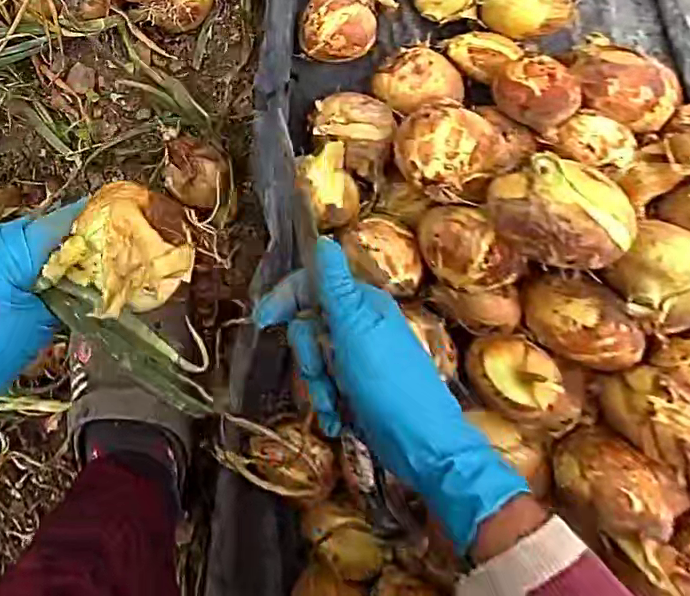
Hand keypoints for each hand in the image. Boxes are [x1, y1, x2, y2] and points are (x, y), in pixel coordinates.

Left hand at [0, 200, 84, 443]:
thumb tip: (89, 261)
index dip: (78, 219)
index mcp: (1, 263)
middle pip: (30, 226)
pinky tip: (16, 268)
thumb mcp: (41, 323)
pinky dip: (6, 251)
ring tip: (48, 259)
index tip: (102, 212)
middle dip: (56, 234)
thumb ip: (66, 285)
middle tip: (80, 243)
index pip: (50, 227)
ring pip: (10, 232)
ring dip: (30, 242)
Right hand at [255, 238, 526, 545]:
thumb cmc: (390, 384)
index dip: (285, 298)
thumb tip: (324, 239)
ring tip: (336, 404)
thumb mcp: (356, 329)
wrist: (426, 451)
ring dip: (318, 385)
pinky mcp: (356, 391)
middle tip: (322, 372)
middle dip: (308, 354)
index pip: (311, 285)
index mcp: (361, 304)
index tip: (263, 320)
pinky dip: (328, 405)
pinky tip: (341, 419)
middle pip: (307, 325)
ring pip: (313, 360)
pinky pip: (324, 388)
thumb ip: (336, 285)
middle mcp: (358, 326)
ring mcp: (357, 360)